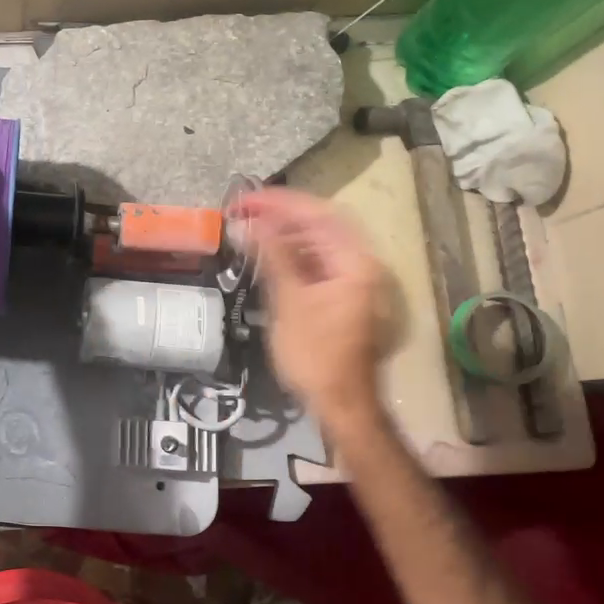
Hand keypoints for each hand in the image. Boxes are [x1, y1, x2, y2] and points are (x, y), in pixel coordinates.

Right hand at [236, 187, 389, 426]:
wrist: (340, 402)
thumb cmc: (315, 355)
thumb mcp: (289, 302)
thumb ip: (272, 256)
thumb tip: (250, 223)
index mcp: (355, 262)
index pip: (317, 214)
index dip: (279, 203)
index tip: (244, 200)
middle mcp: (361, 264)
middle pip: (320, 224)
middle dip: (281, 215)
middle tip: (242, 212)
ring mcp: (353, 281)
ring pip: (318, 243)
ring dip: (284, 233)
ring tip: (249, 230)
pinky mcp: (341, 296)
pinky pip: (317, 262)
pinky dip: (292, 254)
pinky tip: (266, 256)